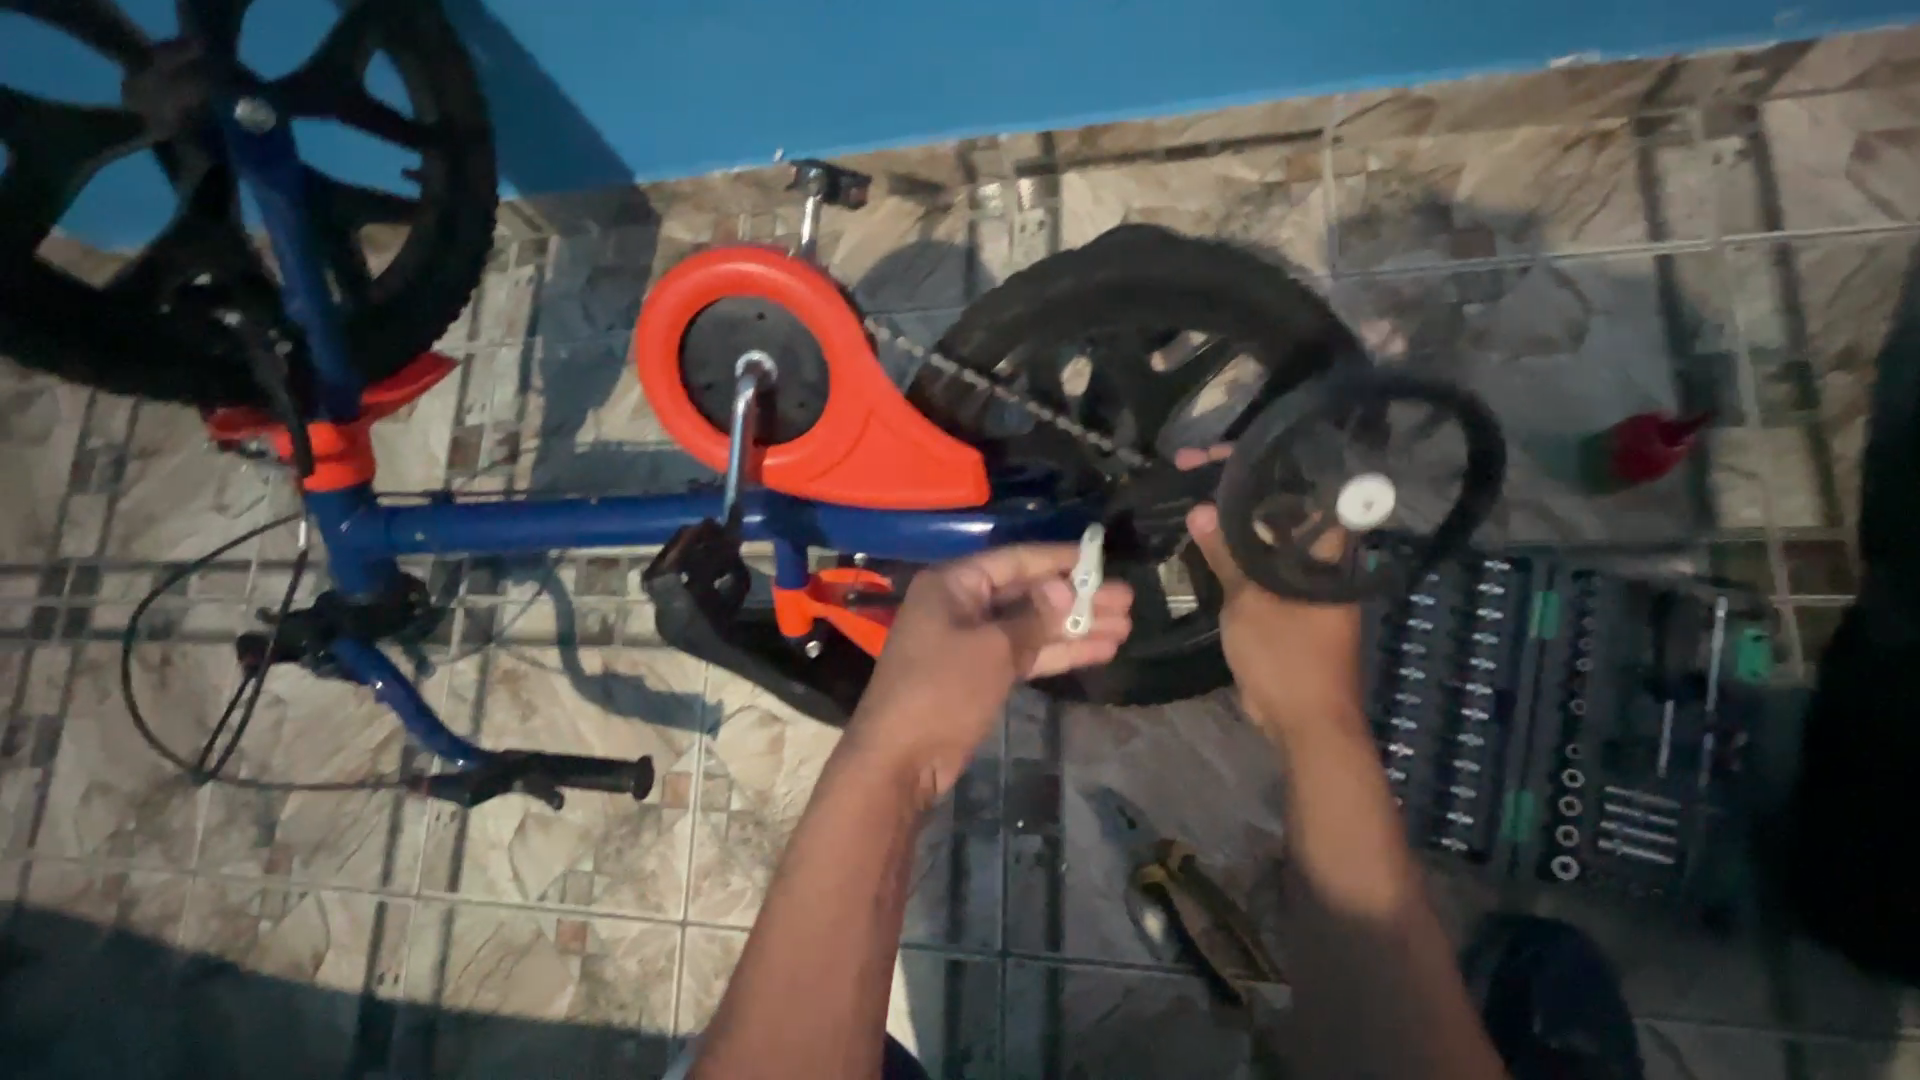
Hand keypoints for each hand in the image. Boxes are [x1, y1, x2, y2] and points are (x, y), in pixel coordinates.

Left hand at [846, 544, 1132, 807]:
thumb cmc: (941, 691)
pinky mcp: (980, 675)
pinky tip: (1100, 650)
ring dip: (1075, 627)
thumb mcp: (992, 648)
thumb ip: (1033, 617)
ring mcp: (971, 642)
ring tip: (1125, 626)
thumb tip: (1064, 589)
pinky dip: (1058, 653)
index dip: (1060, 560)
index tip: (1101, 559)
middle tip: (1127, 600)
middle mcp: (961, 606)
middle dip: (1076, 598)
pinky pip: (1025, 654)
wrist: (900, 759)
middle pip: (1027, 593)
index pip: (1015, 560)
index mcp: (953, 585)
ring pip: (1031, 627)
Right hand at [1178, 446, 1365, 740]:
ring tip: (1185, 495)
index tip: (1208, 457)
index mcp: (1324, 549)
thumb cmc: (1288, 656)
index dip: (1249, 466)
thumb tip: (1200, 510)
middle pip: (1273, 507)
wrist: (1304, 719)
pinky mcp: (1282, 600)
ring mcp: (1299, 579)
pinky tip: (1198, 538)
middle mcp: (1316, 557)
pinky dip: (1229, 550)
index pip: (1291, 488)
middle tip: (1185, 470)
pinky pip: (1254, 563)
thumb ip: (1227, 554)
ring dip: (1226, 519)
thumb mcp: (1251, 601)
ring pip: (1260, 536)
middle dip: (1231, 487)